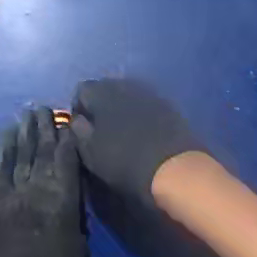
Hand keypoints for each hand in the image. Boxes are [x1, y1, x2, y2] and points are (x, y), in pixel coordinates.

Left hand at [0, 106, 85, 256]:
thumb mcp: (79, 246)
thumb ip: (75, 211)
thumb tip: (71, 186)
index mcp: (62, 206)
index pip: (65, 163)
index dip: (66, 140)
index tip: (68, 120)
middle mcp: (36, 194)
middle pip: (40, 154)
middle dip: (44, 129)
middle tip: (44, 107)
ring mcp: (14, 197)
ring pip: (21, 157)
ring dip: (24, 133)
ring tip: (27, 113)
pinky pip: (1, 170)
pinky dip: (4, 151)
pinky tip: (7, 135)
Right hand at [69, 78, 204, 201]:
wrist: (178, 171)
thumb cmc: (125, 161)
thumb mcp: (90, 152)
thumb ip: (78, 131)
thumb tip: (77, 120)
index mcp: (101, 93)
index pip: (81, 90)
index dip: (79, 109)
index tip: (82, 129)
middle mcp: (125, 86)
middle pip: (106, 89)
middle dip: (101, 106)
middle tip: (102, 130)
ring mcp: (151, 95)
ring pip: (128, 96)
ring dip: (122, 110)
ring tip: (123, 132)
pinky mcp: (171, 107)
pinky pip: (148, 106)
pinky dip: (142, 116)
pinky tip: (144, 134)